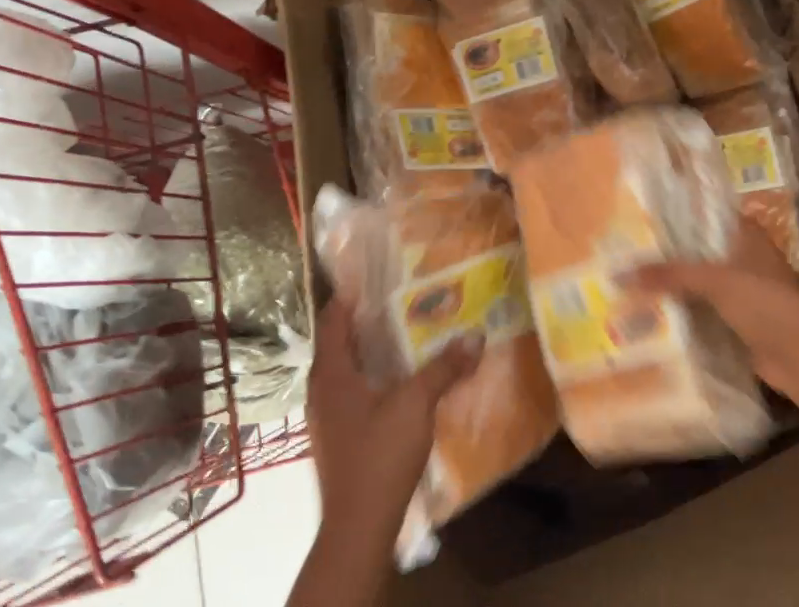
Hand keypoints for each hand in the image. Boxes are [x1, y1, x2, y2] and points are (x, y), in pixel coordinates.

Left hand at [303, 298, 481, 529]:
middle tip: (406, 297)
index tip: (377, 274)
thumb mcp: (416, 404)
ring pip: (350, 370)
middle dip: (370, 320)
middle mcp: (323, 390)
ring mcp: (329, 416)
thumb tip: (475, 335)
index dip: (350, 295)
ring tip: (411, 332)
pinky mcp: (342, 435)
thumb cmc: (379, 454)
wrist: (358, 524)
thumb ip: (443, 368)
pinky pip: (357, 391)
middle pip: (341, 343)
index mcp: (331, 374)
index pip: (333, 320)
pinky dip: (378, 376)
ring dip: (376, 350)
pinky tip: (406, 379)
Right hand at [626, 223, 798, 395]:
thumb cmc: (765, 303)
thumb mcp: (716, 282)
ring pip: (698, 284)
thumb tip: (619, 273)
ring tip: (626, 284)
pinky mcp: (736, 321)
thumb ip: (671, 275)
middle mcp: (743, 258)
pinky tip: (649, 316)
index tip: (638, 218)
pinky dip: (681, 314)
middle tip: (621, 254)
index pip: (705, 216)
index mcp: (746, 235)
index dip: (675, 217)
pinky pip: (702, 312)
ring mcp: (740, 291)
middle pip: (697, 252)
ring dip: (671, 288)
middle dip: (665, 256)